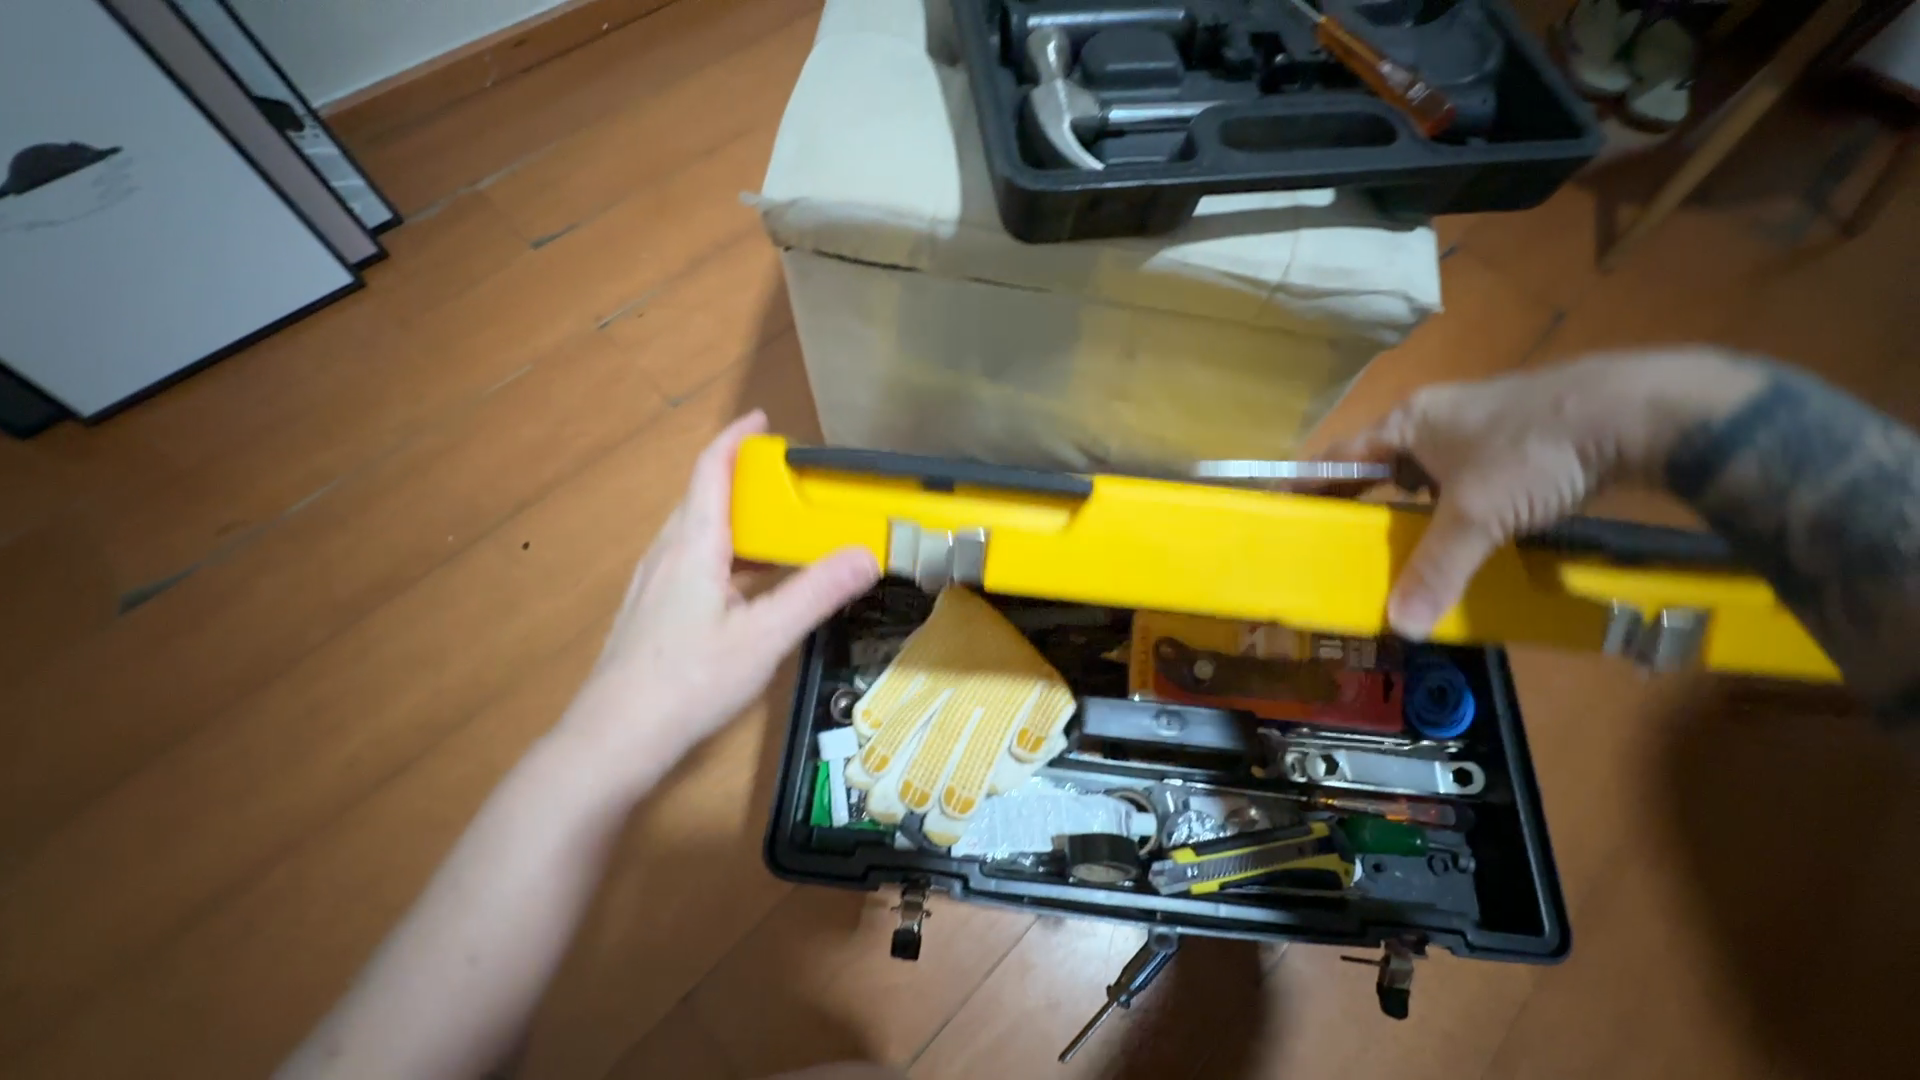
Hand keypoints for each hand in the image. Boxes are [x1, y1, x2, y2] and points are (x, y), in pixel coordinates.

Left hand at [560, 412, 879, 770]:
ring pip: (695, 534)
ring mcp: (651, 584)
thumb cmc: (690, 682)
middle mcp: (666, 554)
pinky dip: (724, 555)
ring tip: (776, 532)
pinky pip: (689, 562)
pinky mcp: (649, 612)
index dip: (735, 438)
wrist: (614, 738)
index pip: (710, 471)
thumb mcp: (765, 638)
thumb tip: (867, 554)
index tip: (763, 420)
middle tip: (790, 485)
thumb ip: (816, 592)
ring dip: (735, 520)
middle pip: (703, 498)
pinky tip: (744, 588)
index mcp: (693, 546)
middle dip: (744, 480)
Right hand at [1323, 349, 1763, 638]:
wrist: (1643, 409)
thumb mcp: (1478, 515)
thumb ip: (1438, 570)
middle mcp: (1435, 416)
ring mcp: (1480, 422)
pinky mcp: (1521, 434)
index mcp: (1408, 421)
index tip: (1284, 511)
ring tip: (1398, 543)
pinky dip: (1452, 501)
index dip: (1309, 483)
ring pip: (1425, 468)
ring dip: (1409, 502)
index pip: (1339, 456)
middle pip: (1379, 462)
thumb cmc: (1535, 450)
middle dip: (1360, 498)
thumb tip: (1402, 629)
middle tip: (1339, 538)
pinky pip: (1464, 472)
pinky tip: (1465, 528)